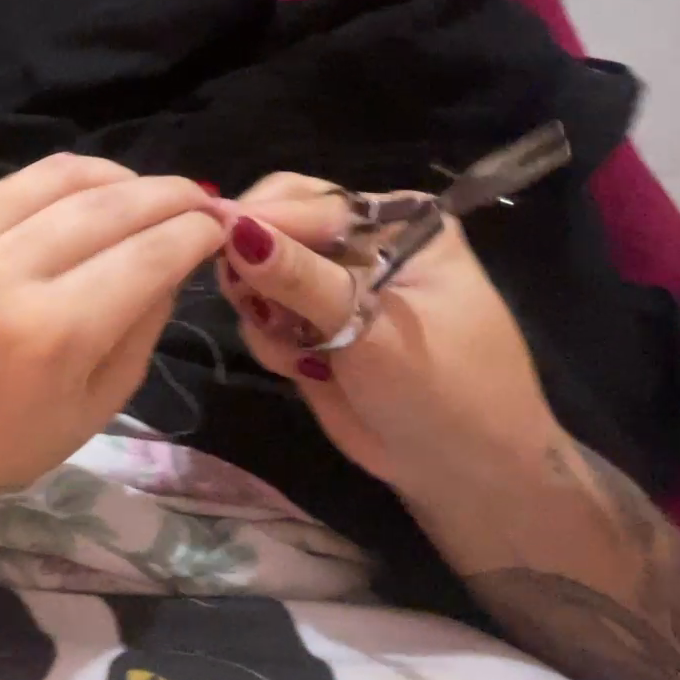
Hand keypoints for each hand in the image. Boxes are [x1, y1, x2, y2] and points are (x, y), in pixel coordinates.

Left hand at [0, 154, 225, 487]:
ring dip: (120, 175)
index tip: (222, 224)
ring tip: (149, 190)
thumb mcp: (103, 402)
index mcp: (50, 337)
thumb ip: (145, 323)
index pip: (144, 259)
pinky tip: (93, 187)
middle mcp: (5, 279)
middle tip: (200, 196)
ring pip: (61, 180)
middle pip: (106, 210)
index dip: (193, 233)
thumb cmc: (16, 437)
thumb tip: (175, 255)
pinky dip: (65, 177)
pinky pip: (15, 182)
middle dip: (167, 195)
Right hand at [214, 173, 563, 504]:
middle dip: (257, 266)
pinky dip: (270, 341)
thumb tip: (233, 228)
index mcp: (397, 225)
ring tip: (300, 352)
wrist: (464, 476)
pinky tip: (304, 368)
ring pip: (257, 272)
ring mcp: (330, 284)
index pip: (310, 203)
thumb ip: (302, 279)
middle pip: (274, 224)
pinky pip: (259, 313)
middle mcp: (361, 243)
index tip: (216, 235)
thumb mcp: (374, 333)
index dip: (261, 218)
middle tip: (251, 300)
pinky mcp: (307, 323)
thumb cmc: (445, 394)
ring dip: (265, 313)